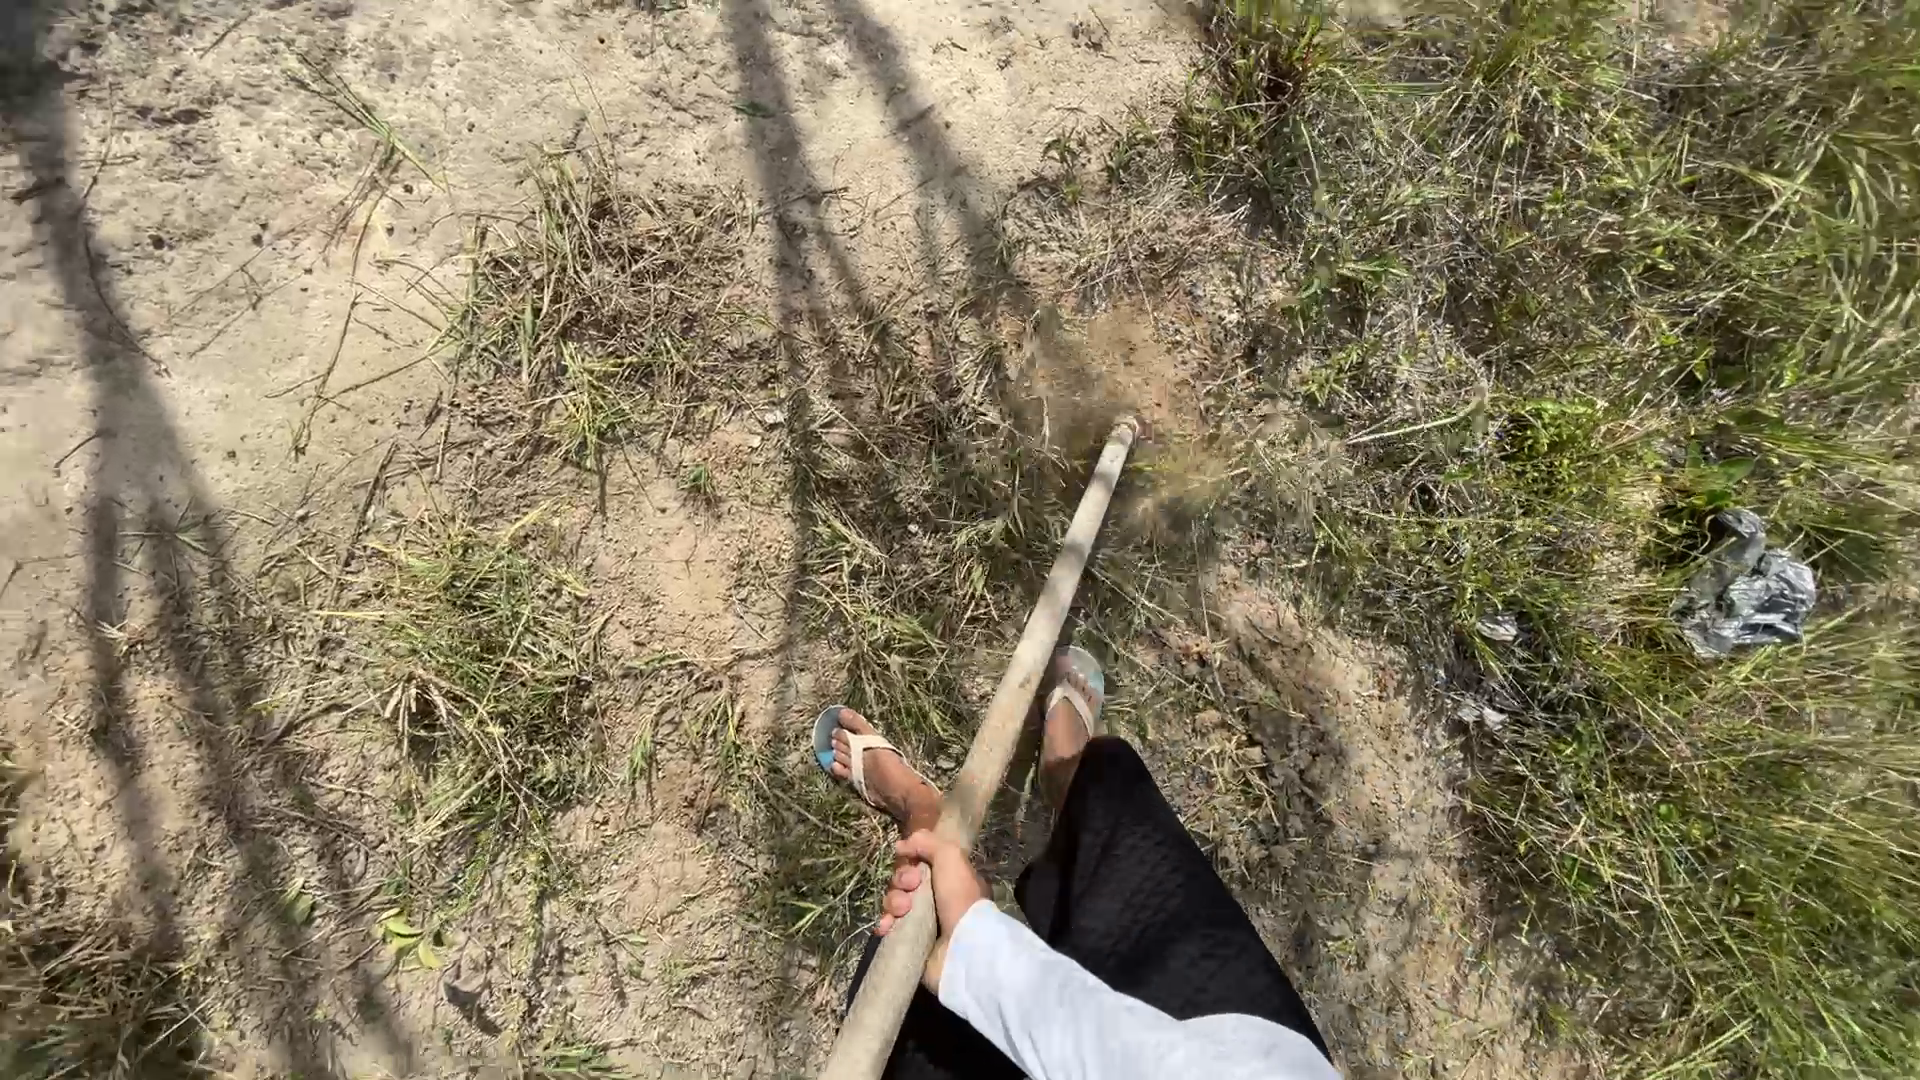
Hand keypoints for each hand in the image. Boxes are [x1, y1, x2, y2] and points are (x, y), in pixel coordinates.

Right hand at [874, 829, 986, 991]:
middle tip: (912, 888)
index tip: (913, 865)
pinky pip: (889, 927)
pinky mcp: (910, 941)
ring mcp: (921, 920)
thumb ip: (927, 842)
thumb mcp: (950, 856)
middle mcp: (934, 897)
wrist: (961, 945)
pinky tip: (887, 926)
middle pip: (902, 881)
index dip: (910, 862)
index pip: (916, 863)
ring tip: (904, 910)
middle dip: (901, 882)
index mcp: (945, 877)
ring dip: (893, 902)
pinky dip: (885, 924)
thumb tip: (901, 846)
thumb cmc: (959, 896)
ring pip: (893, 902)